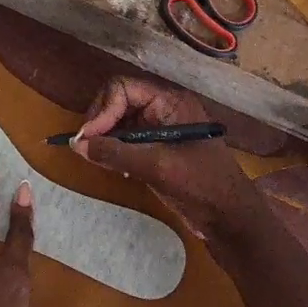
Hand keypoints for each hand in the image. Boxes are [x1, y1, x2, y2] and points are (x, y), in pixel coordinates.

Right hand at [71, 77, 256, 234]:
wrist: (231, 218)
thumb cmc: (201, 185)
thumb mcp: (156, 167)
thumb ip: (115, 153)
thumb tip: (76, 144)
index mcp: (170, 102)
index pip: (123, 88)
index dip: (102, 109)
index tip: (89, 138)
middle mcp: (164, 109)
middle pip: (118, 101)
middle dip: (101, 122)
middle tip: (88, 148)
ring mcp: (161, 128)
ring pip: (120, 121)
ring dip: (106, 138)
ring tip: (99, 159)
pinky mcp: (158, 148)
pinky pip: (127, 140)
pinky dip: (116, 151)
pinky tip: (114, 167)